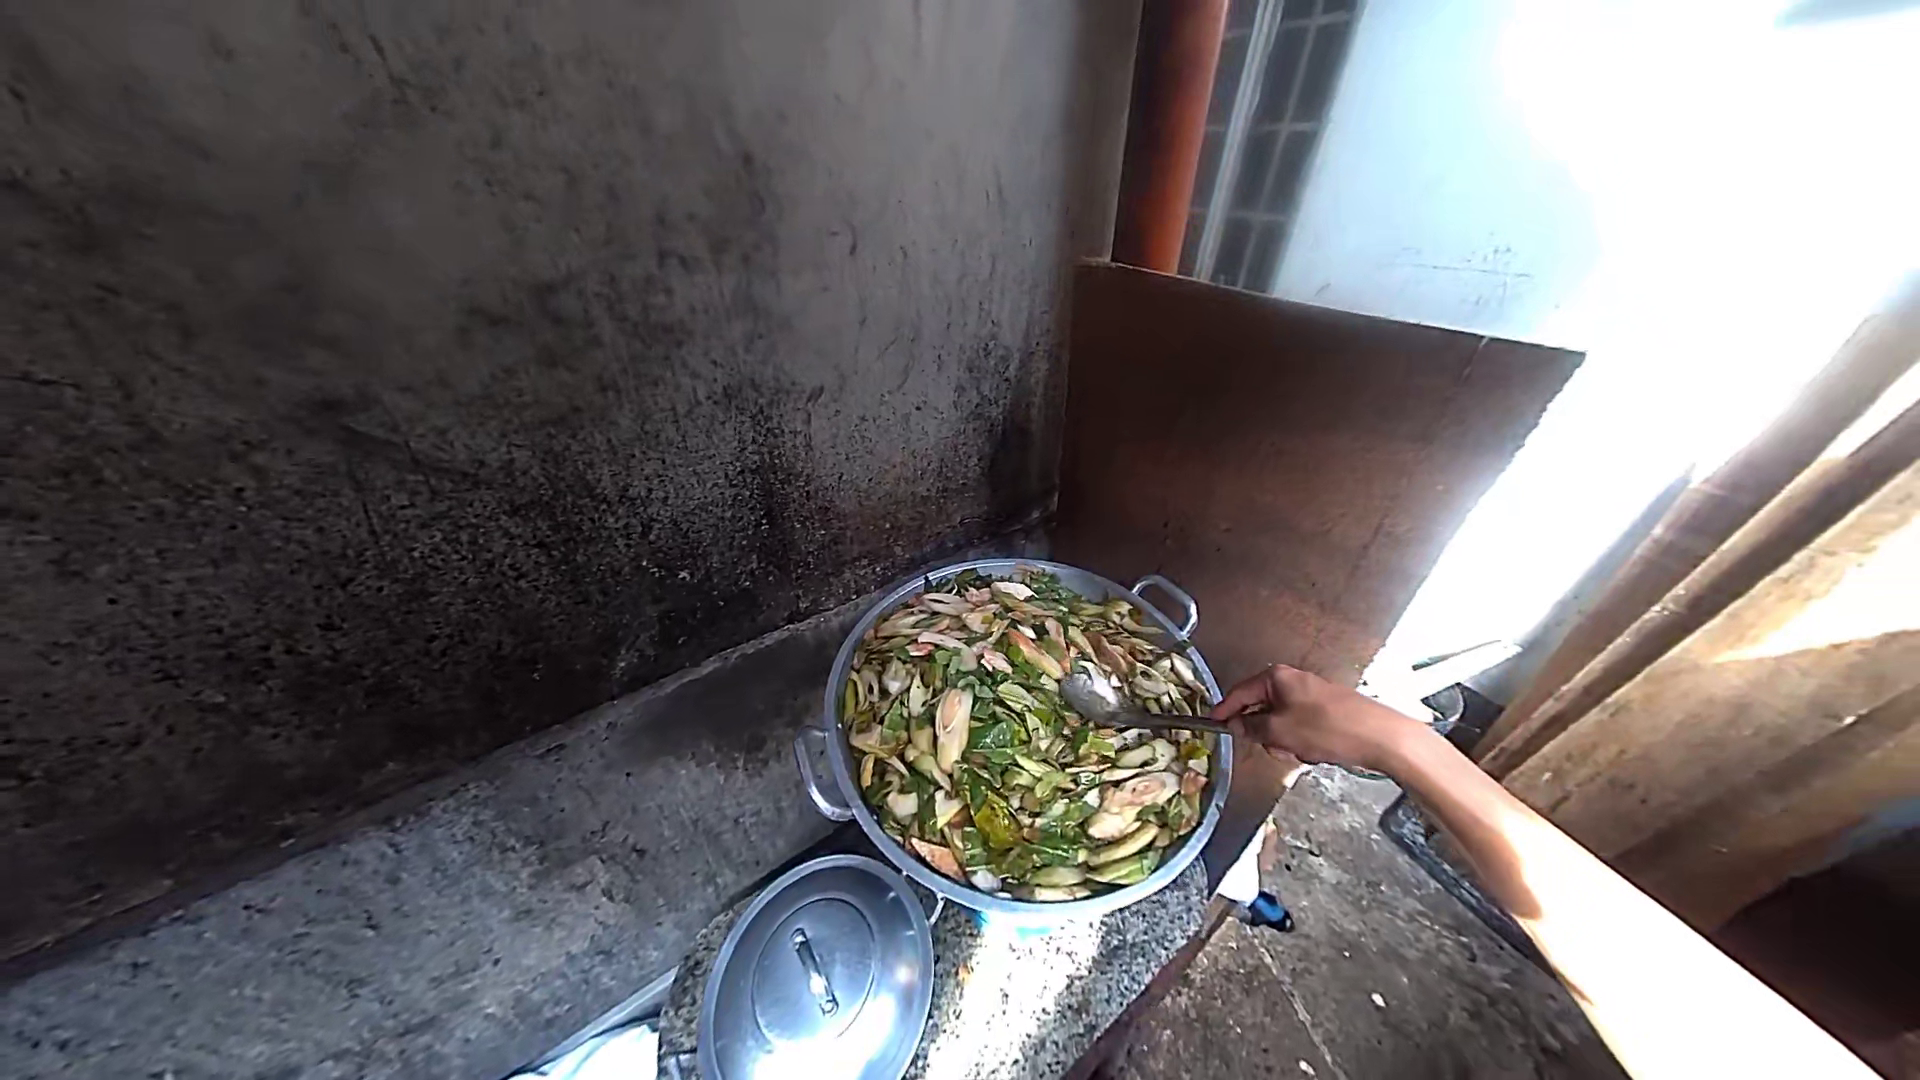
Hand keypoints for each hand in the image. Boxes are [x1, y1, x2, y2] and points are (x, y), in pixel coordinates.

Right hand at [1210, 664, 1428, 772]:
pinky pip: (1300, 725)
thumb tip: (1236, 724)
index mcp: (1276, 677)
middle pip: (1260, 707)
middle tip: (1276, 747)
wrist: (1383, 738)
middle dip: (1264, 731)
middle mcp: (1292, 680)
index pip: (1239, 692)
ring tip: (1303, 751)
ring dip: (1284, 739)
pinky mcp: (1327, 709)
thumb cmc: (1327, 729)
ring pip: (1280, 720)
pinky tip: (1318, 750)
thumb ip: (1251, 727)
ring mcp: (1310, 694)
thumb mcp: (1279, 731)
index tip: (1212, 724)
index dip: (1225, 710)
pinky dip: (1302, 740)